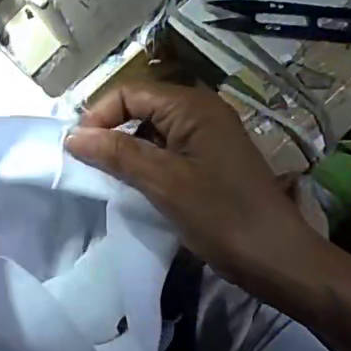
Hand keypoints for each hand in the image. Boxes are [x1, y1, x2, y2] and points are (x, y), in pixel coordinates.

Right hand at [65, 82, 324, 300]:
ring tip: (109, 177)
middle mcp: (201, 112)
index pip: (131, 92)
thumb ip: (117, 154)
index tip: (78, 150)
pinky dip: (146, 163)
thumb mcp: (163, 182)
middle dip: (111, 130)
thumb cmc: (221, 215)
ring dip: (127, 149)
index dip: (100, 115)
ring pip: (152, 130)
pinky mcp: (210, 161)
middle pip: (141, 107)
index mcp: (193, 107)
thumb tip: (73, 136)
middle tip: (89, 165)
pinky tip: (135, 186)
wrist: (278, 259)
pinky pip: (167, 150)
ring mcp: (208, 137)